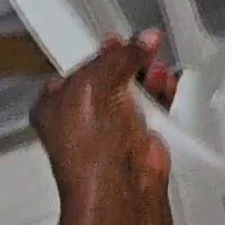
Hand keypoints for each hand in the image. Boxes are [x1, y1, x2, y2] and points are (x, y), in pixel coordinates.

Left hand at [30, 31, 178, 200]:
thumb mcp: (93, 83)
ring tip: (157, 62)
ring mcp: (114, 129)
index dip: (99, 51)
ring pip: (134, 91)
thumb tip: (142, 41)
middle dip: (129, 60)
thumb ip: (117, 58)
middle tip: (144, 45)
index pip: (78, 68)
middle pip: (110, 76)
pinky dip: (163, 94)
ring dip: (148, 75)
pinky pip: (155, 108)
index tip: (117, 38)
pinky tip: (168, 82)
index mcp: (56, 106)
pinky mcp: (142, 138)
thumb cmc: (91, 147)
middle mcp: (83, 119)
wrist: (121, 185)